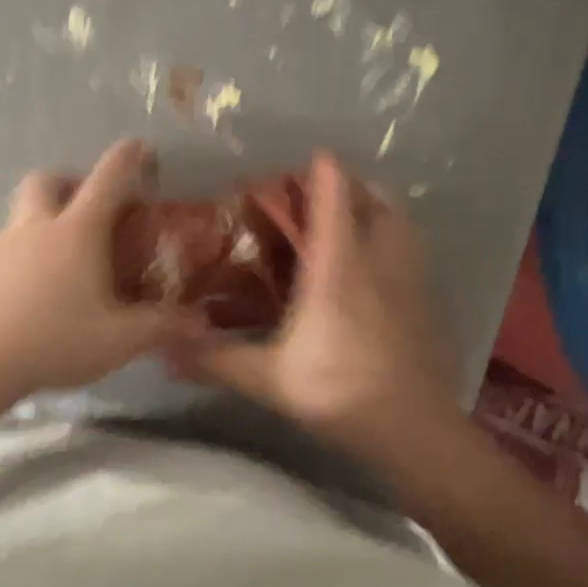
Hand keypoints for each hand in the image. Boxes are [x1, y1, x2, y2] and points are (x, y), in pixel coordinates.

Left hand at [0, 139, 202, 395]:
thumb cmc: (56, 339)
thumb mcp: (119, 339)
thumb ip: (161, 327)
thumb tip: (201, 324)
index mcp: (77, 230)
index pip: (108, 178)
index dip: (128, 158)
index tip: (140, 149)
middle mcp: (38, 226)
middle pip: (49, 179)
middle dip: (72, 182)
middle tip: (93, 207)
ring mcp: (3, 245)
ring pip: (25, 211)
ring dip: (47, 217)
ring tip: (70, 255)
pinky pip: (10, 244)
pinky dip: (29, 250)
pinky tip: (41, 286)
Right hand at [170, 152, 461, 451]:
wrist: (414, 430)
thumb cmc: (338, 392)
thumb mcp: (268, 379)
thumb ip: (216, 361)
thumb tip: (162, 352)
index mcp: (338, 268)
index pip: (335, 200)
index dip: (323, 172)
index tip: (308, 156)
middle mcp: (378, 262)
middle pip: (376, 201)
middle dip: (352, 185)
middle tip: (322, 189)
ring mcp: (409, 281)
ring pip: (401, 224)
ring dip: (378, 208)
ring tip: (351, 216)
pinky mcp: (425, 303)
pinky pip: (411, 252)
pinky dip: (393, 241)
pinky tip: (374, 267)